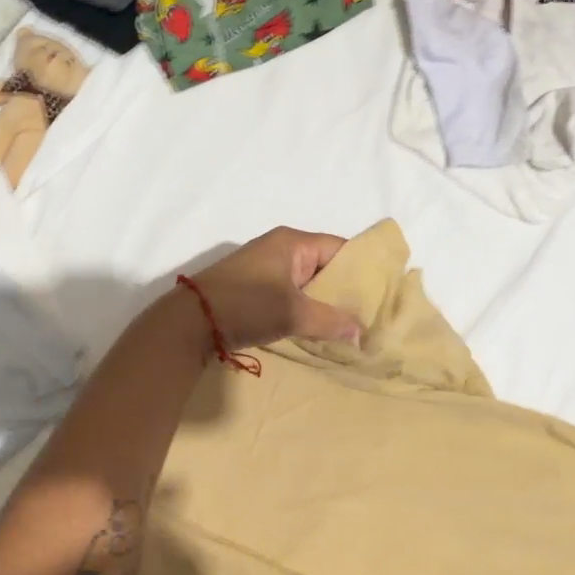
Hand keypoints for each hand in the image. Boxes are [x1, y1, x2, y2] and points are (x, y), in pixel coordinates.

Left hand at [180, 227, 363, 349]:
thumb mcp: (293, 313)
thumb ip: (330, 321)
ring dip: (326, 304)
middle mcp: (281, 249)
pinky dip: (306, 310)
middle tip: (371, 315)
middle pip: (326, 266)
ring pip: (308, 284)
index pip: (341, 248)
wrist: (189, 322)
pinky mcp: (255, 291)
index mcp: (293, 242)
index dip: (364, 269)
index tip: (384, 292)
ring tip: (351, 327)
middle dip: (346, 290)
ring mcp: (266, 270)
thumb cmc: (245, 306)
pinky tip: (319, 331)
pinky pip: (292, 296)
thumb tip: (360, 332)